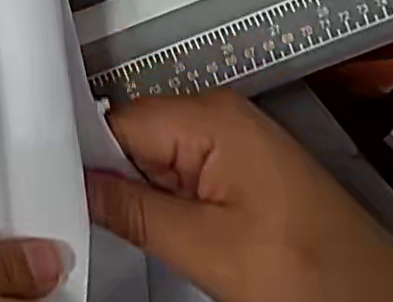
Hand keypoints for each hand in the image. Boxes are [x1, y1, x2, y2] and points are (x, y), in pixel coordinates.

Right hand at [87, 89, 392, 301]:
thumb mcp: (214, 252)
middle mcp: (218, 114)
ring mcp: (230, 138)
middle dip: (121, 179)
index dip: (91, 157)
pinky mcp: (238, 165)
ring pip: (156, 156)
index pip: (119, 120)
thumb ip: (136, 212)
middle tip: (111, 225)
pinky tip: (179, 233)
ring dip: (146, 194)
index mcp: (211, 117)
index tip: (69, 191)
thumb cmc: (323, 279)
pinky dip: (169, 200)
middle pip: (135, 135)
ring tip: (158, 236)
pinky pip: (181, 170)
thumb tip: (80, 186)